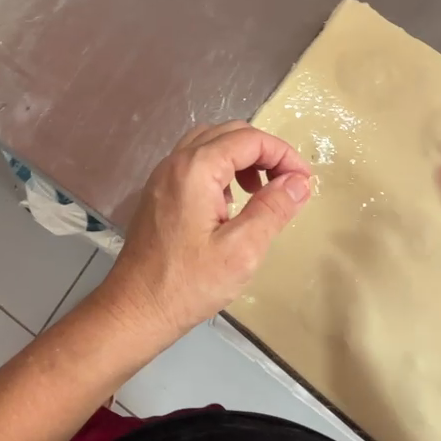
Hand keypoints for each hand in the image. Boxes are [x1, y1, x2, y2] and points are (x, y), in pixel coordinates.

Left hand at [93, 121, 312, 342]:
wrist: (136, 307)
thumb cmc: (189, 283)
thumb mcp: (242, 250)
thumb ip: (273, 209)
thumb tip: (298, 181)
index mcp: (195, 169)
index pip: (249, 139)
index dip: (282, 154)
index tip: (304, 181)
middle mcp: (175, 162)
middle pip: (228, 133)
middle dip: (263, 152)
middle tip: (286, 184)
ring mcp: (162, 176)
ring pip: (209, 144)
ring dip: (240, 158)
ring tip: (259, 192)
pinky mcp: (158, 192)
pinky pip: (193, 162)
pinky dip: (219, 169)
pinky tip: (229, 203)